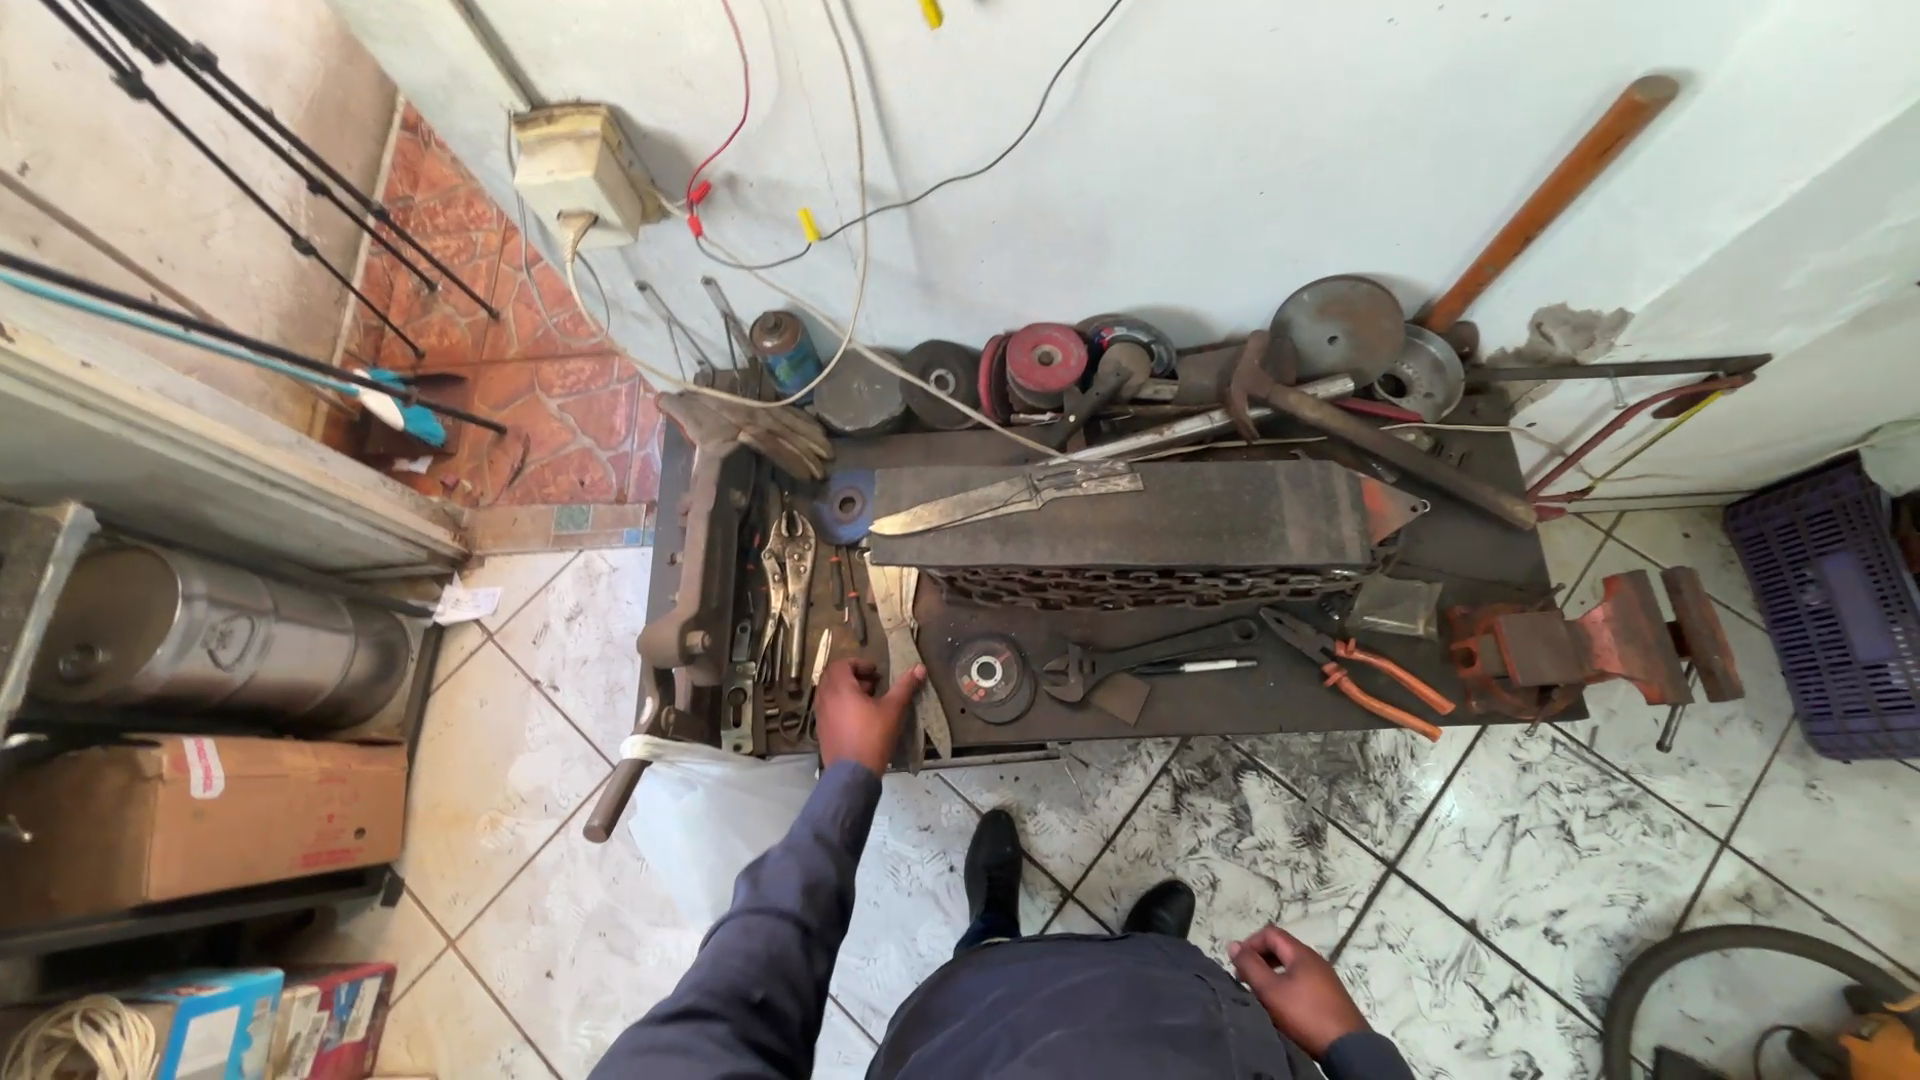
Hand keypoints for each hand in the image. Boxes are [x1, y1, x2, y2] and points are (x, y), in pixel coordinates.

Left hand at [814, 659, 925, 775]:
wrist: (852, 774)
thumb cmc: (873, 737)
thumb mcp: (893, 709)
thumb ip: (905, 686)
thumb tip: (919, 667)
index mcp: (839, 688)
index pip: (841, 664)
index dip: (859, 663)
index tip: (875, 672)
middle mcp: (825, 698)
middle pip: (833, 677)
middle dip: (853, 676)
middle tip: (872, 684)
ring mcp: (821, 715)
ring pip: (830, 693)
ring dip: (847, 690)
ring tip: (867, 700)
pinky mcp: (822, 730)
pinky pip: (828, 708)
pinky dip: (841, 705)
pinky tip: (859, 718)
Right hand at [1228, 924, 1368, 1058]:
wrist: (1349, 1050)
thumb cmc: (1305, 1015)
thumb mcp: (1270, 990)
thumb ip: (1250, 965)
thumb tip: (1233, 945)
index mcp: (1301, 953)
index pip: (1270, 933)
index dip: (1250, 943)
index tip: (1239, 965)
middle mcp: (1315, 960)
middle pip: (1281, 948)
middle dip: (1260, 959)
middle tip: (1246, 979)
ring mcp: (1326, 979)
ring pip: (1292, 967)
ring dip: (1272, 974)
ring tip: (1262, 994)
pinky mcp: (1332, 998)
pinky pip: (1303, 982)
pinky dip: (1287, 986)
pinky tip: (1283, 1006)